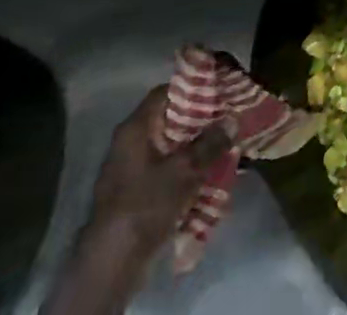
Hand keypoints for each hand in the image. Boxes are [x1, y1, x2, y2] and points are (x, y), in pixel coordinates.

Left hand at [88, 85, 233, 253]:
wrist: (113, 259)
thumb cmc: (145, 203)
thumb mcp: (183, 170)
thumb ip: (209, 143)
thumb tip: (232, 119)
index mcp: (135, 128)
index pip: (165, 93)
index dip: (192, 88)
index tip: (219, 88)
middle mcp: (132, 143)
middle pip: (171, 120)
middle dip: (201, 120)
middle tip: (230, 117)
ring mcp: (134, 168)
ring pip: (172, 146)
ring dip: (198, 146)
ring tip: (228, 144)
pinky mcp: (140, 191)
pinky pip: (169, 168)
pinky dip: (189, 167)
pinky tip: (212, 172)